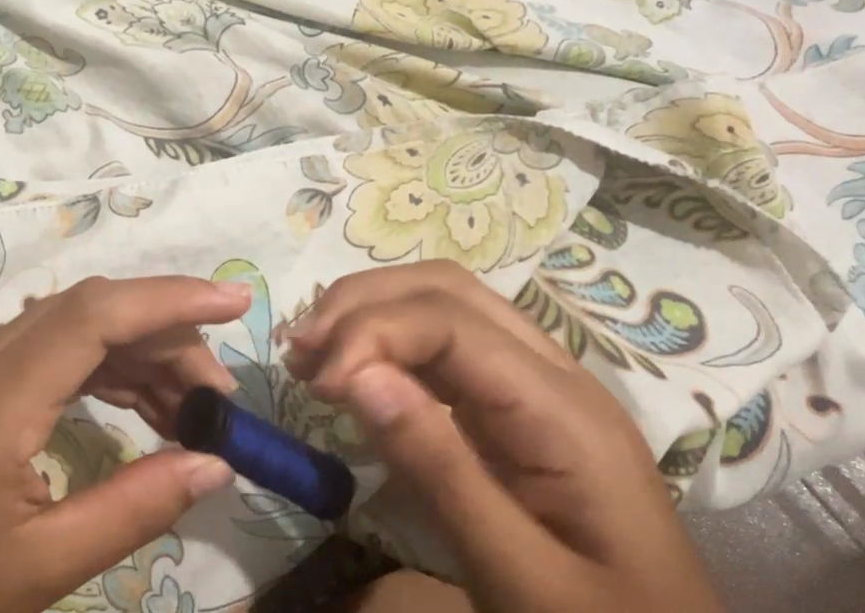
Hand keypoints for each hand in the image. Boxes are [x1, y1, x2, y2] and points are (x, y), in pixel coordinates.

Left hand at [0, 275, 251, 612]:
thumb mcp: (42, 563)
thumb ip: (134, 508)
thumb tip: (217, 463)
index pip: (96, 314)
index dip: (170, 298)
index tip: (237, 302)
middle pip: (90, 310)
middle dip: (166, 334)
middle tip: (221, 399)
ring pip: (73, 326)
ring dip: (139, 352)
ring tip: (195, 409)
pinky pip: (52, 353)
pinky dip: (106, 369)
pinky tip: (143, 408)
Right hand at [283, 261, 723, 612]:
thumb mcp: (521, 576)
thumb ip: (442, 473)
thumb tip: (357, 376)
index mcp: (564, 412)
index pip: (450, 320)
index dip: (371, 333)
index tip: (316, 384)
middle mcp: (555, 377)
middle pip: (446, 288)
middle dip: (362, 304)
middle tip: (300, 352)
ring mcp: (538, 389)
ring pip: (444, 303)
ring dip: (370, 314)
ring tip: (311, 355)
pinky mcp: (517, 410)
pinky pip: (446, 346)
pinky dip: (387, 343)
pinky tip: (351, 373)